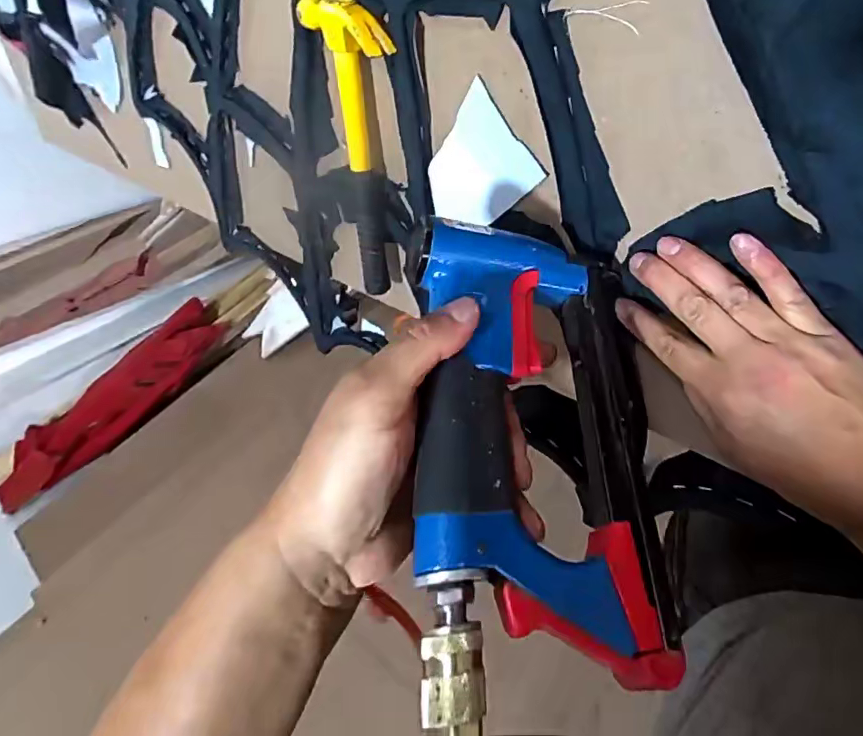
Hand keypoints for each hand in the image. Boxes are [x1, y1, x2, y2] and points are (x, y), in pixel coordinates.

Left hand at [264, 299, 543, 607]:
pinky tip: (521, 515)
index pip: (457, 341)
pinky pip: (488, 479)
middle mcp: (425, 404)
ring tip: (519, 483)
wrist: (325, 558)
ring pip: (492, 436)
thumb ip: (420, 348)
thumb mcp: (376, 396)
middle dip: (509, 415)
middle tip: (519, 444)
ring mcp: (438, 448)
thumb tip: (471, 305)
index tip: (537, 346)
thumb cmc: (344, 465)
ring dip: (513, 456)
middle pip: (485, 393)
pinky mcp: (449, 488)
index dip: (495, 339)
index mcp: (405, 373)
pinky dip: (509, 495)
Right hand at [618, 233, 862, 526]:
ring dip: (696, 264)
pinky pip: (785, 290)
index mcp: (719, 391)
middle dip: (660, 280)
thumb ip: (705, 400)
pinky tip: (740, 240)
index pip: (668, 345)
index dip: (641, 322)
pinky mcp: (817, 329)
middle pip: (692, 308)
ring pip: (730, 291)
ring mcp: (782, 337)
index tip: (623, 303)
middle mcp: (743, 357)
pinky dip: (762, 263)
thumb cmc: (797, 468)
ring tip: (669, 244)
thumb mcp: (734, 445)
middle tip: (638, 259)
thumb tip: (685, 364)